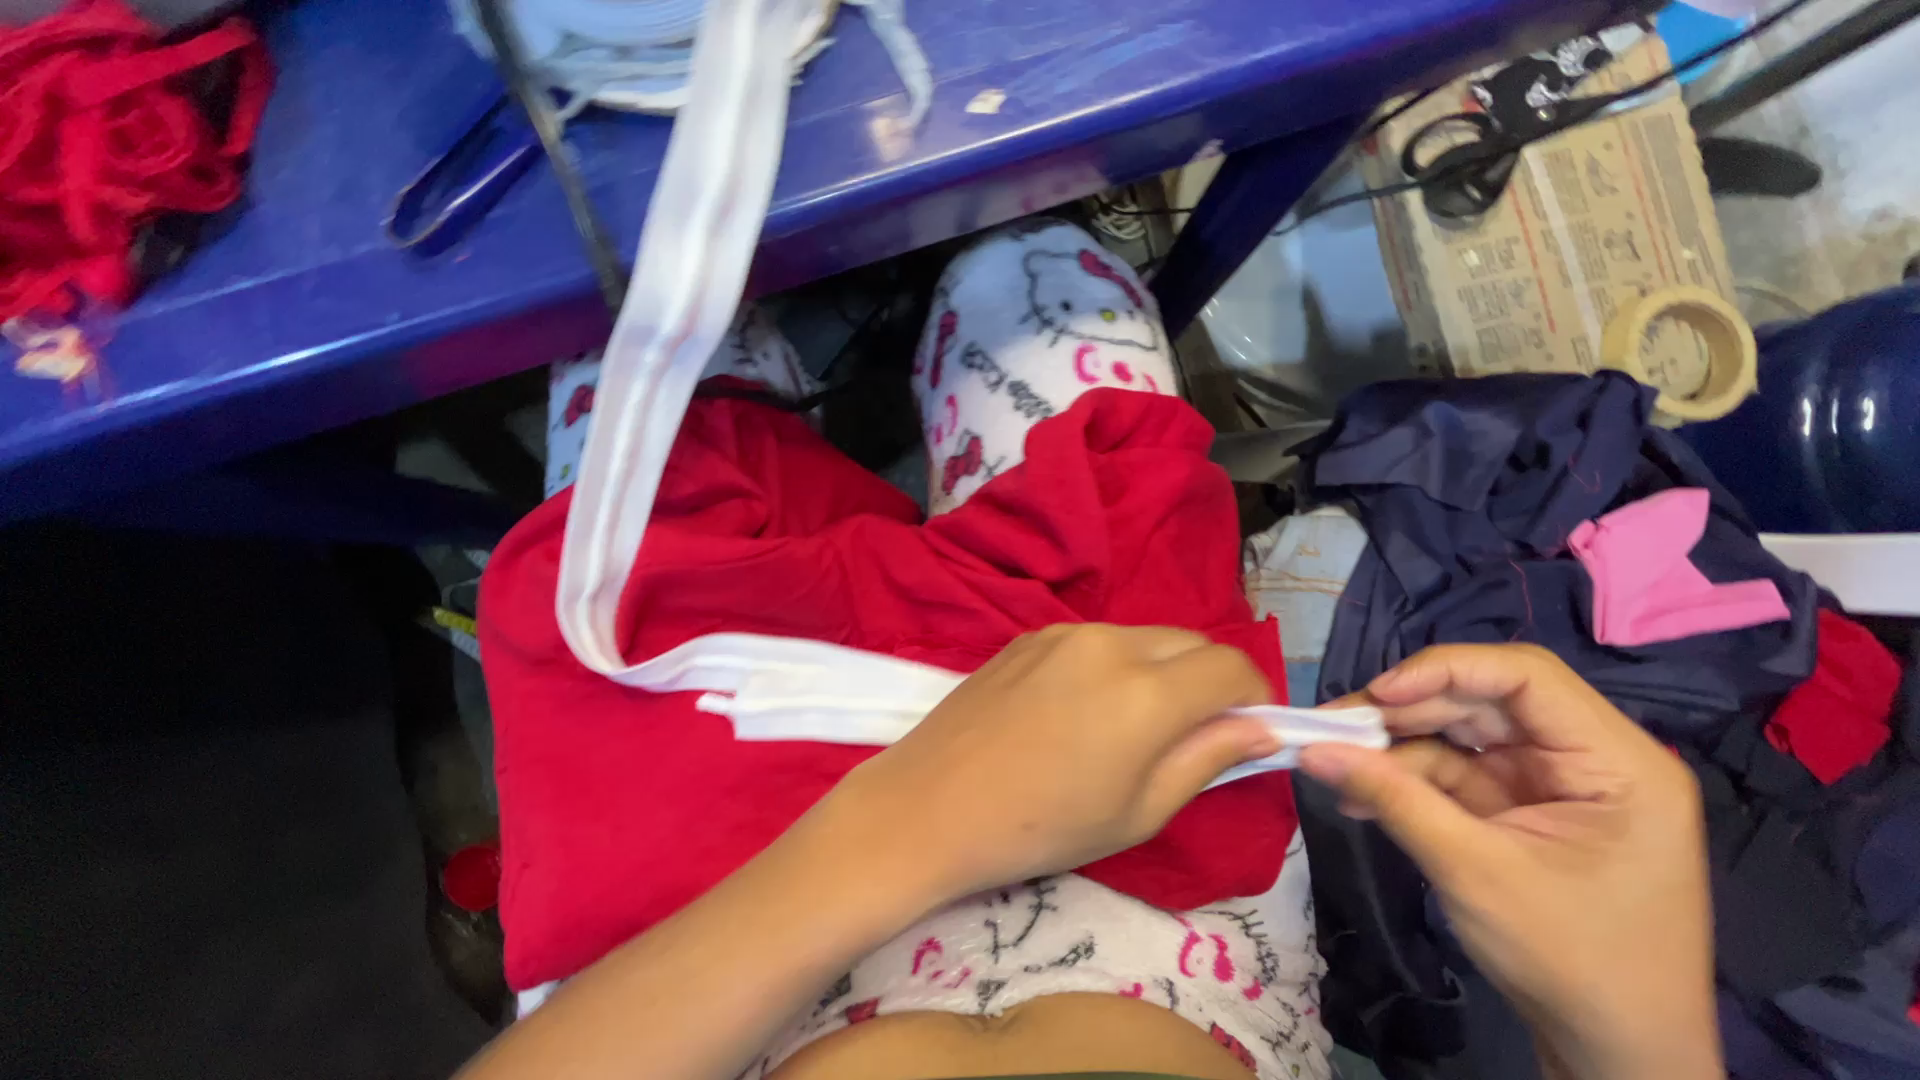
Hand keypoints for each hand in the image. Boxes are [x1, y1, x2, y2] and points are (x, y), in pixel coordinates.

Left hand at [834, 623, 1278, 898]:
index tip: (1249, 730)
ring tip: (1132, 727)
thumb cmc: (1041, 827)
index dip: (1254, 696)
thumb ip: (1207, 759)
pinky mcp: (1028, 635)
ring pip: (1142, 638)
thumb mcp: (1138, 811)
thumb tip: (1259, 728)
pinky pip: (1096, 640)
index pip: (1231, 666)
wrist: (929, 806)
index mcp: (1145, 691)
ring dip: (1161, 670)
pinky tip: (1081, 712)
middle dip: (1210, 680)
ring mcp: (1063, 632)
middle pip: (1190, 642)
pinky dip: (1114, 665)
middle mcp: (1109, 643)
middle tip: (1194, 734)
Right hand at [1297, 645, 1720, 1079]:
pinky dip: (1406, 781)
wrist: (1614, 1053)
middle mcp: (1587, 757)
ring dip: (1396, 747)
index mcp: (1614, 761)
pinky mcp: (1521, 808)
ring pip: (1461, 734)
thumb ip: (1393, 798)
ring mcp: (1552, 783)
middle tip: (1331, 727)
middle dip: (1405, 712)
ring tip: (1334, 761)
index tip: (1378, 696)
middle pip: (1484, 701)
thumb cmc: (1571, 959)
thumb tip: (1310, 749)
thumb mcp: (1473, 872)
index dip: (1445, 670)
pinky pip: (1455, 774)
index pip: (1526, 676)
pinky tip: (1360, 794)